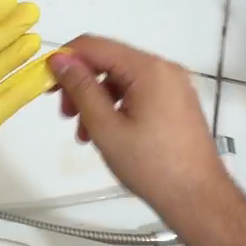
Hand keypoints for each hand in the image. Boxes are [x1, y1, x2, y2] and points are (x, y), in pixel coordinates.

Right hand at [49, 36, 233, 226]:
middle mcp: (164, 68)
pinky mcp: (176, 102)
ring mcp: (173, 85)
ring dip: (96, 99)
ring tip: (84, 133)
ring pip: (121, 79)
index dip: (65, 59)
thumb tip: (59, 59)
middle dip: (81, 83)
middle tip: (65, 114)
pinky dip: (116, 107)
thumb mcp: (106, 127)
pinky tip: (105, 134)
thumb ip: (80, 88)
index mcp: (148, 68)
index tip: (46, 84)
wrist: (199, 200)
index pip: (95, 45)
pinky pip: (137, 92)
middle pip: (109, 61)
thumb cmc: (150, 165)